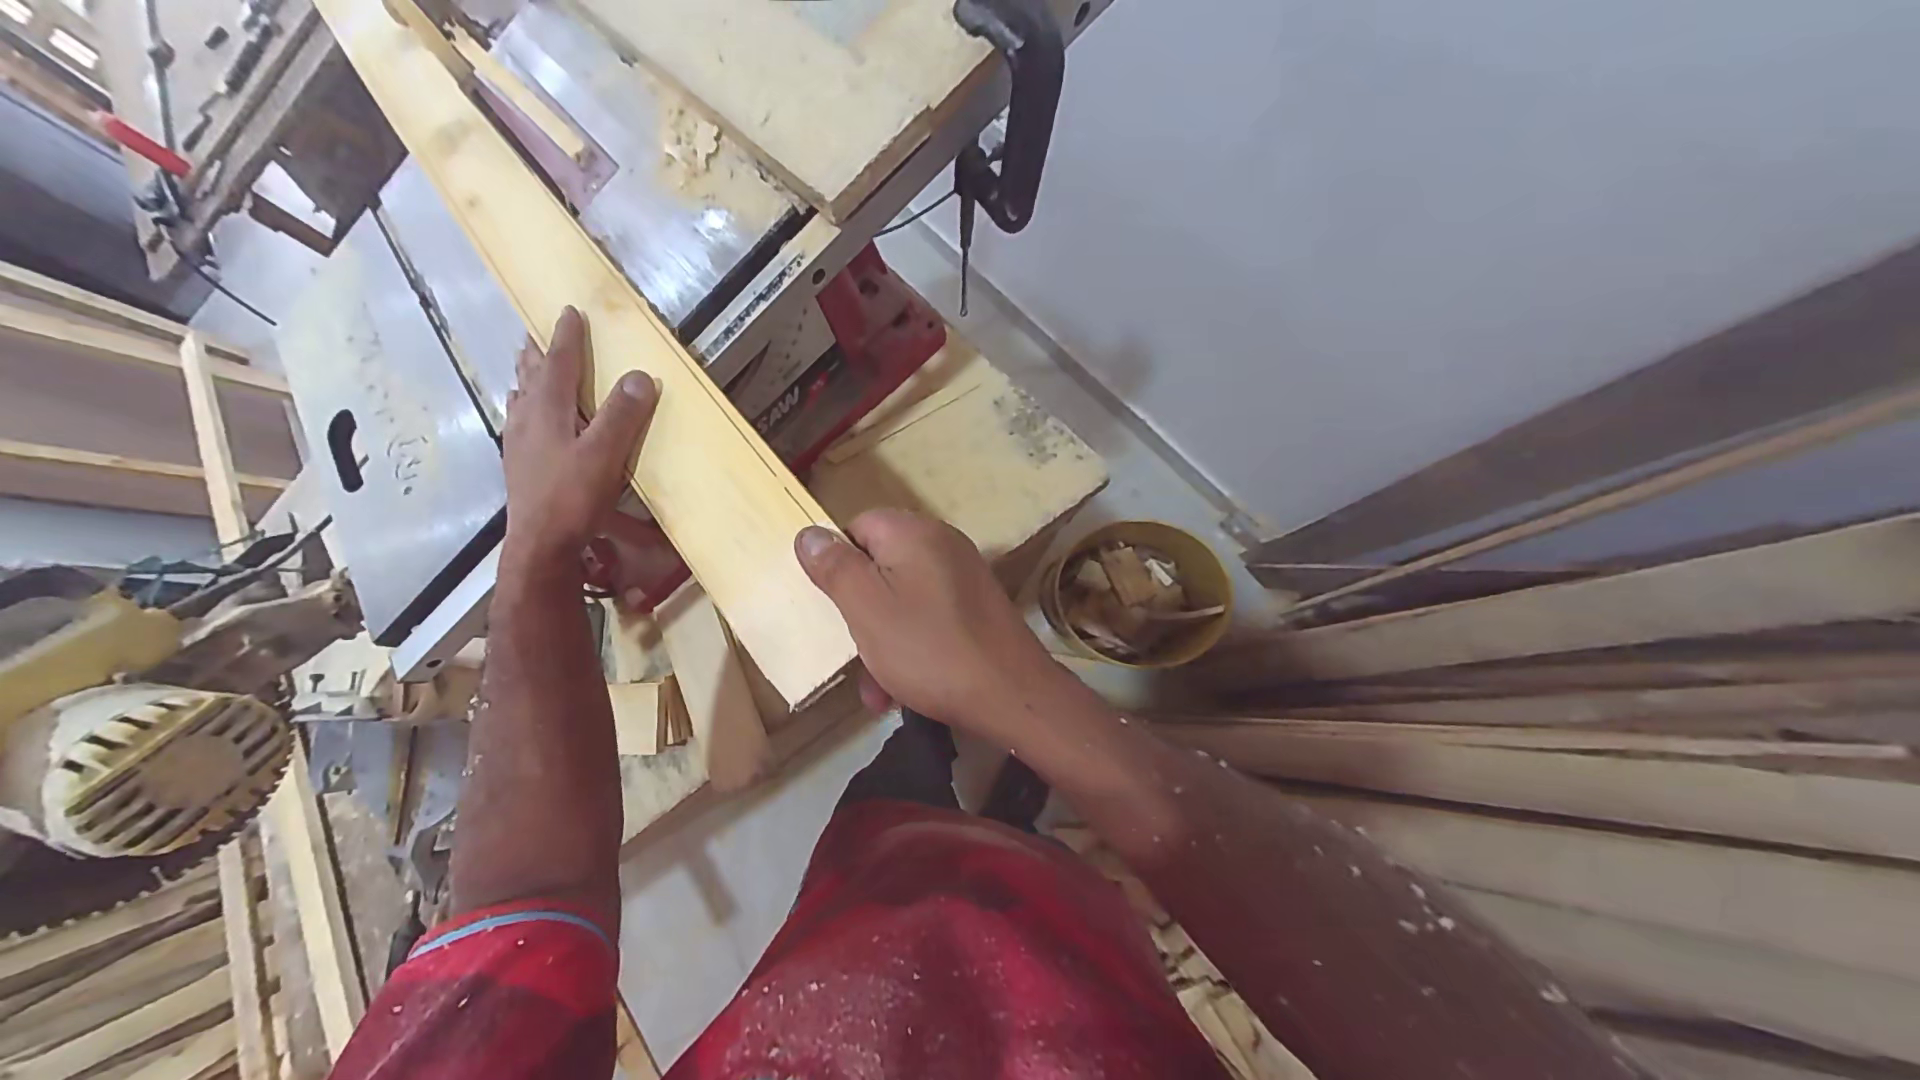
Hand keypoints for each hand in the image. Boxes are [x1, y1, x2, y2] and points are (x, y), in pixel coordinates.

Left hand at [501, 307, 658, 573]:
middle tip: (537, 334)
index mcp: (549, 411)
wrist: (540, 544)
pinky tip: (525, 418)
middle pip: (533, 377)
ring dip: (528, 378)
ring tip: (528, 367)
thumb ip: (621, 416)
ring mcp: (520, 443)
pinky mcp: (520, 464)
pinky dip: (525, 407)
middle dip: (539, 353)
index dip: (567, 338)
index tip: (570, 312)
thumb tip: (638, 375)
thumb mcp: (605, 455)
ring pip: (522, 399)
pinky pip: (520, 421)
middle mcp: (529, 420)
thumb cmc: (572, 497)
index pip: (560, 365)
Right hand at [795, 510, 1070, 738]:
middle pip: (880, 567)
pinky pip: (929, 619)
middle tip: (851, 652)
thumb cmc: (929, 649)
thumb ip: (835, 567)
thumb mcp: (866, 608)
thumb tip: (809, 532)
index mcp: (914, 533)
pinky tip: (902, 690)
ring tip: (876, 689)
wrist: (1012, 696)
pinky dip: (911, 649)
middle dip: (859, 614)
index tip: (831, 604)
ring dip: (881, 642)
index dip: (838, 563)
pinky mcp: (977, 608)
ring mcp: (963, 577)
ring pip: (902, 600)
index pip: (857, 526)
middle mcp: (942, 545)